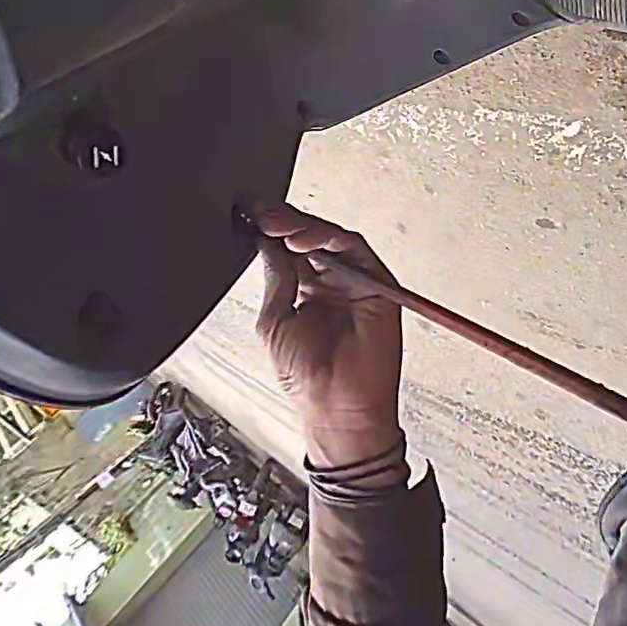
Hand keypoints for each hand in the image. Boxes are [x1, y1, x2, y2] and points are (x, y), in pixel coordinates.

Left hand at [251, 203, 403, 470]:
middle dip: (284, 222)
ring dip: (303, 227)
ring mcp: (354, 280)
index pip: (290, 248)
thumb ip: (277, 278)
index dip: (271, 230)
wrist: (337, 409)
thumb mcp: (274, 321)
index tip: (250, 216)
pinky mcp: (376, 283)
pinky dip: (330, 239)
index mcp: (307, 289)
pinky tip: (304, 241)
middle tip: (262, 216)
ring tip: (279, 227)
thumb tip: (266, 243)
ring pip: (332, 237)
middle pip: (310, 237)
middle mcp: (332, 280)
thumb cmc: (308, 378)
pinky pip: (355, 250)